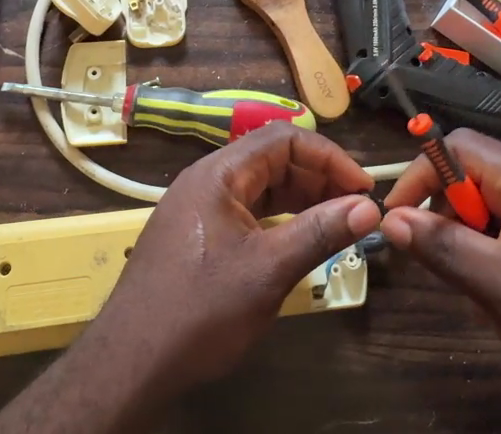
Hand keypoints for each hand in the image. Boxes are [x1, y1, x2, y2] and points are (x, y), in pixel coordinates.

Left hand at [90, 124, 382, 392]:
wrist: (131, 362)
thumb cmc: (201, 309)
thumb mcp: (268, 271)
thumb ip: (320, 233)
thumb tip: (368, 207)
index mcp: (218, 174)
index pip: (282, 139)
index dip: (328, 157)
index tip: (363, 188)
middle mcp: (206, 180)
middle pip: (271, 158)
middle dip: (318, 177)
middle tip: (355, 208)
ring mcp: (198, 208)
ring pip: (259, 186)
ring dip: (300, 198)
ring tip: (336, 222)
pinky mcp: (196, 235)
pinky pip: (245, 210)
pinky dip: (277, 218)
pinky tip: (298, 239)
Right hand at [381, 130, 500, 432]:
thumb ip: (446, 248)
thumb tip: (390, 219)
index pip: (461, 147)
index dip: (422, 173)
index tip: (397, 220)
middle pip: (470, 175)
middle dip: (442, 212)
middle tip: (432, 260)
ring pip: (483, 209)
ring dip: (464, 241)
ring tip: (471, 286)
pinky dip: (486, 258)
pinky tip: (495, 295)